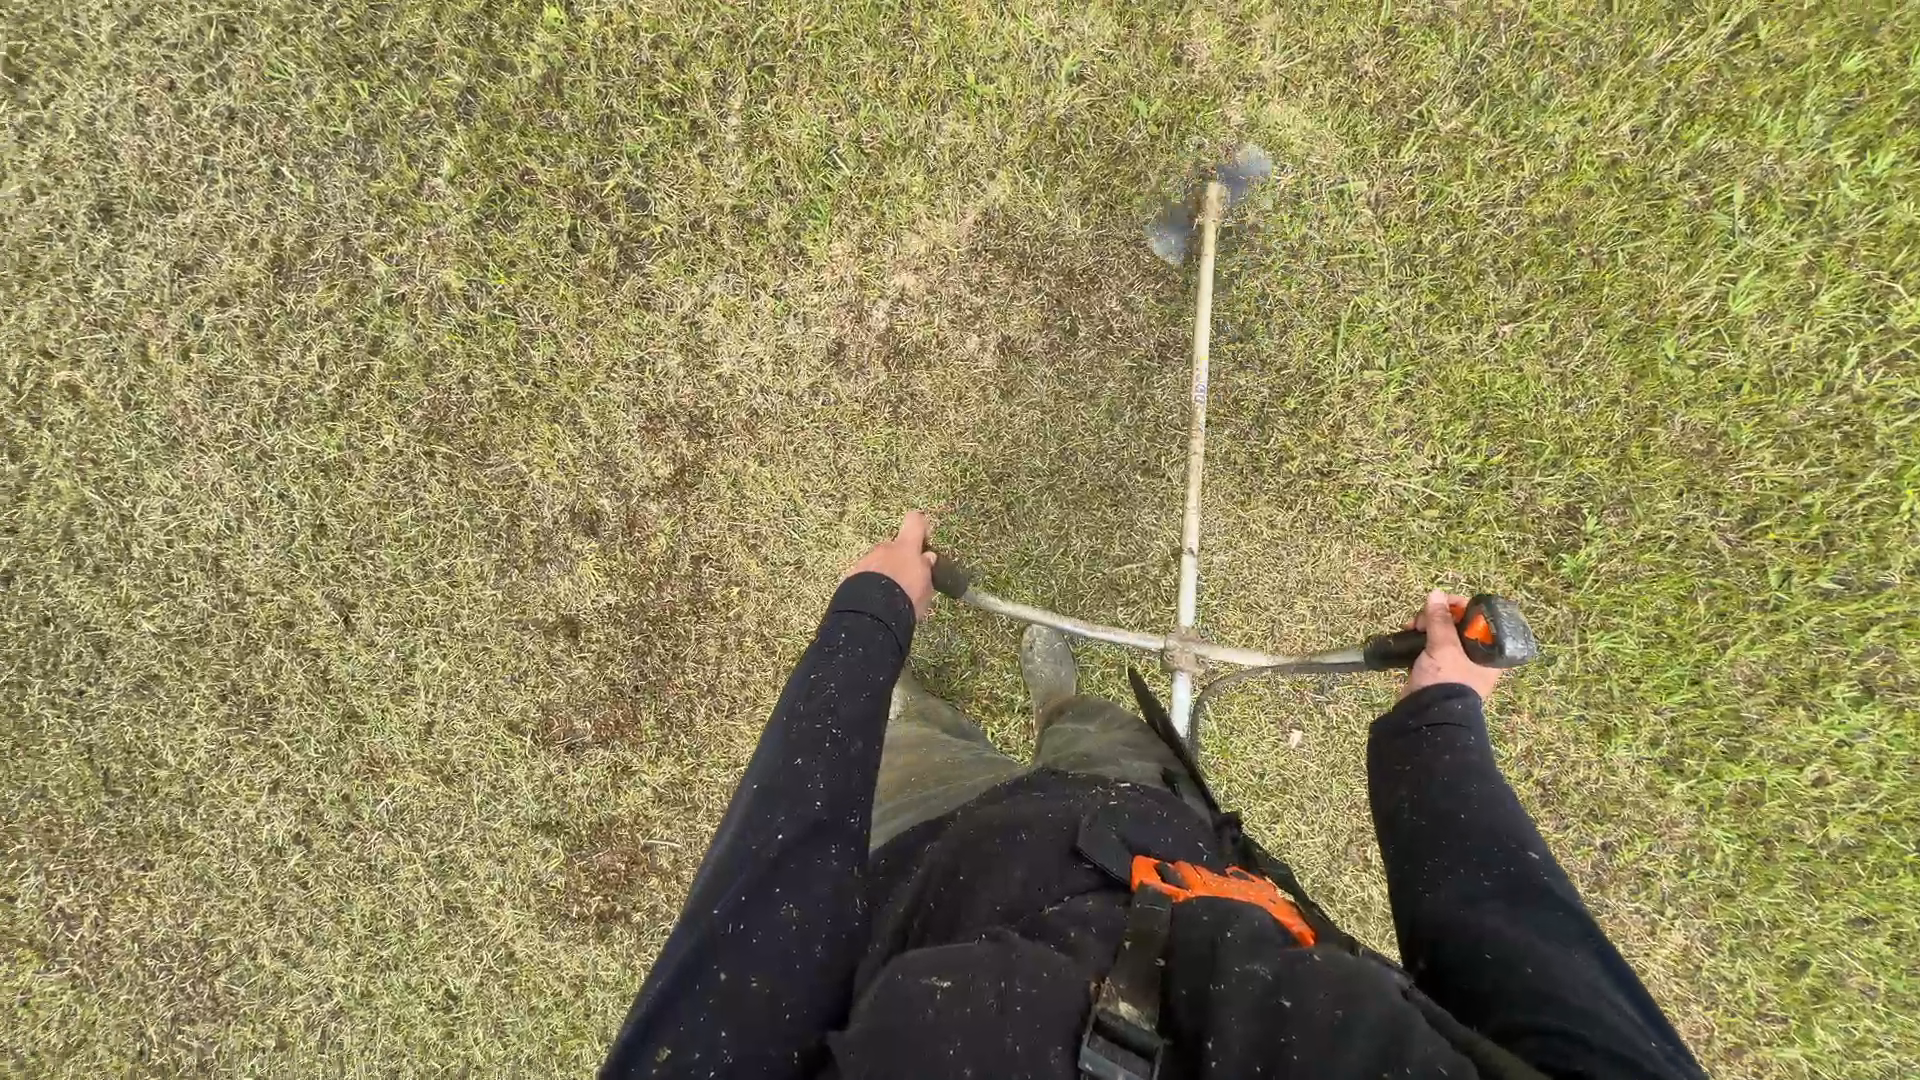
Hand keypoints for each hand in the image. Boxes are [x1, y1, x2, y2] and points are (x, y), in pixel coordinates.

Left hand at [844, 512, 937, 618]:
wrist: (872, 615)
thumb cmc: (906, 597)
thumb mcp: (925, 585)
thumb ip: (925, 568)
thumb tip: (927, 557)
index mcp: (906, 547)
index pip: (915, 522)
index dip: (920, 527)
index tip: (923, 540)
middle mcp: (884, 549)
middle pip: (894, 547)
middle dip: (898, 561)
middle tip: (905, 582)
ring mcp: (865, 561)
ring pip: (877, 563)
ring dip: (883, 574)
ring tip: (889, 598)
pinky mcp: (850, 576)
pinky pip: (864, 576)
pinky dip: (869, 585)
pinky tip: (874, 602)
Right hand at [1400, 590, 1502, 701]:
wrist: (1428, 712)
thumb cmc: (1447, 679)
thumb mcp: (1445, 647)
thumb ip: (1440, 620)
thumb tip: (1435, 593)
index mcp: (1490, 650)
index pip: (1479, 617)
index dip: (1459, 606)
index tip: (1438, 604)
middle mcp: (1477, 653)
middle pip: (1458, 622)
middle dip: (1436, 616)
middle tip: (1419, 620)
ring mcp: (1457, 660)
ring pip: (1442, 631)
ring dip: (1425, 625)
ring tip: (1410, 628)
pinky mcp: (1438, 666)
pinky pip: (1430, 643)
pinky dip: (1420, 636)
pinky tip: (1409, 634)